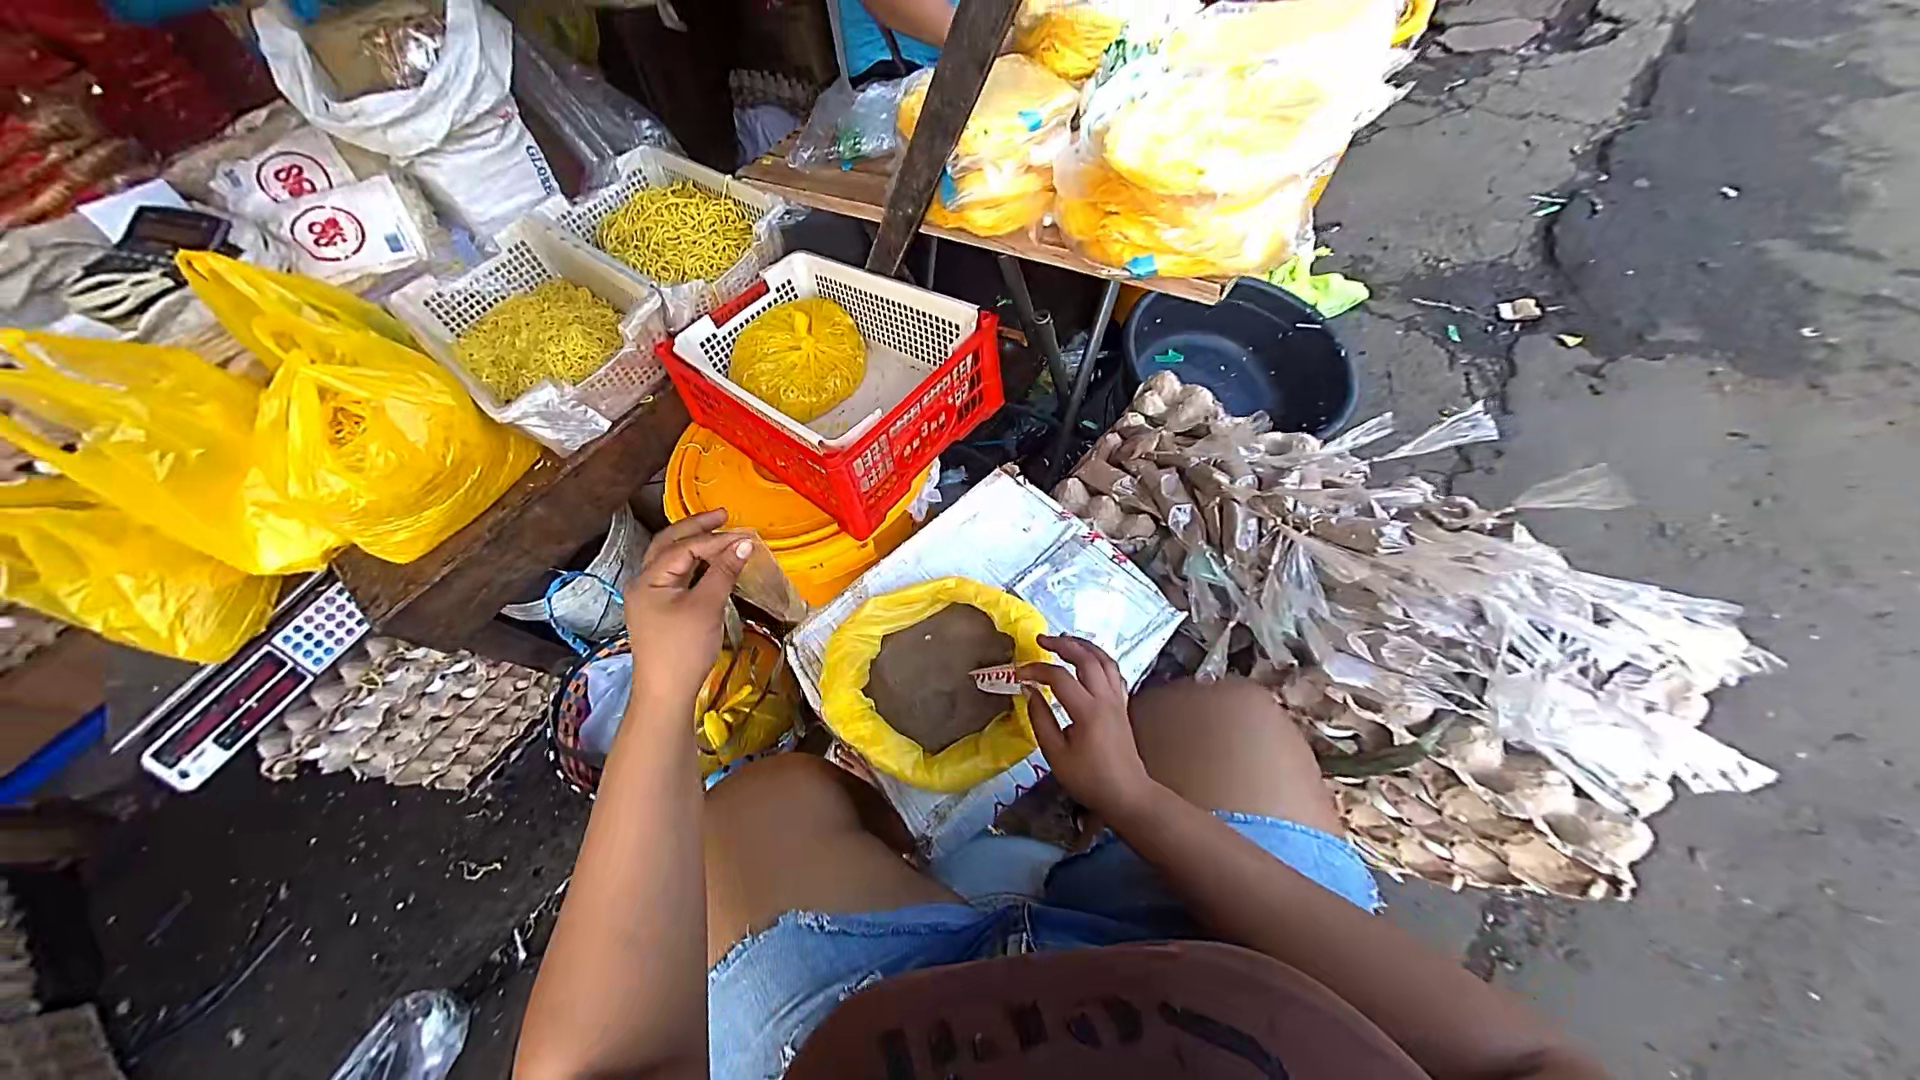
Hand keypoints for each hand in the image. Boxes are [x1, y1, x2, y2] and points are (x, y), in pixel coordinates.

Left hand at [623, 509, 751, 709]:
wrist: (666, 693)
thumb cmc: (682, 650)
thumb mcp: (706, 607)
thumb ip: (724, 572)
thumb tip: (744, 544)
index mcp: (648, 579)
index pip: (685, 548)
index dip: (717, 540)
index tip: (746, 537)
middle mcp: (644, 582)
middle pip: (670, 544)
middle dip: (697, 528)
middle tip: (724, 516)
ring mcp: (651, 597)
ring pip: (672, 559)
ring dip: (695, 544)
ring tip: (719, 533)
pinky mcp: (661, 610)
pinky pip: (678, 575)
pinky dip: (695, 563)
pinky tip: (711, 562)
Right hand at [1019, 635, 1159, 820]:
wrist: (1127, 795)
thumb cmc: (1089, 779)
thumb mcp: (1056, 755)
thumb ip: (1040, 719)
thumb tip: (1030, 691)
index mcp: (1087, 711)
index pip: (1059, 677)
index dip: (1036, 671)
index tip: (1019, 674)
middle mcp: (1106, 699)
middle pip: (1086, 658)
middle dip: (1063, 644)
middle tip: (1042, 639)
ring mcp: (1118, 700)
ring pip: (1104, 660)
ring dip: (1084, 646)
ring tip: (1065, 641)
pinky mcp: (1123, 705)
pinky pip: (1113, 672)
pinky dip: (1099, 659)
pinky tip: (1088, 660)